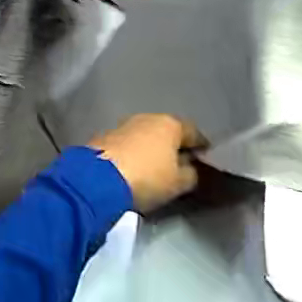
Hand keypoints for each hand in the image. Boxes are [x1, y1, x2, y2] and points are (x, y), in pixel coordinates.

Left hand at [88, 114, 205, 211]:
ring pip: (145, 136)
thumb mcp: (178, 183)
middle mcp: (148, 118)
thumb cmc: (147, 177)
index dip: (201, 146)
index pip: (194, 132)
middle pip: (167, 132)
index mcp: (171, 124)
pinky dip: (133, 154)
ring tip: (153, 168)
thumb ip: (191, 174)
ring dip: (150, 149)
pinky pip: (127, 145)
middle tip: (178, 164)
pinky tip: (132, 169)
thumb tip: (190, 169)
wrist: (97, 179)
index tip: (203, 158)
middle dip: (173, 146)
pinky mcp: (104, 137)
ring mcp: (124, 125)